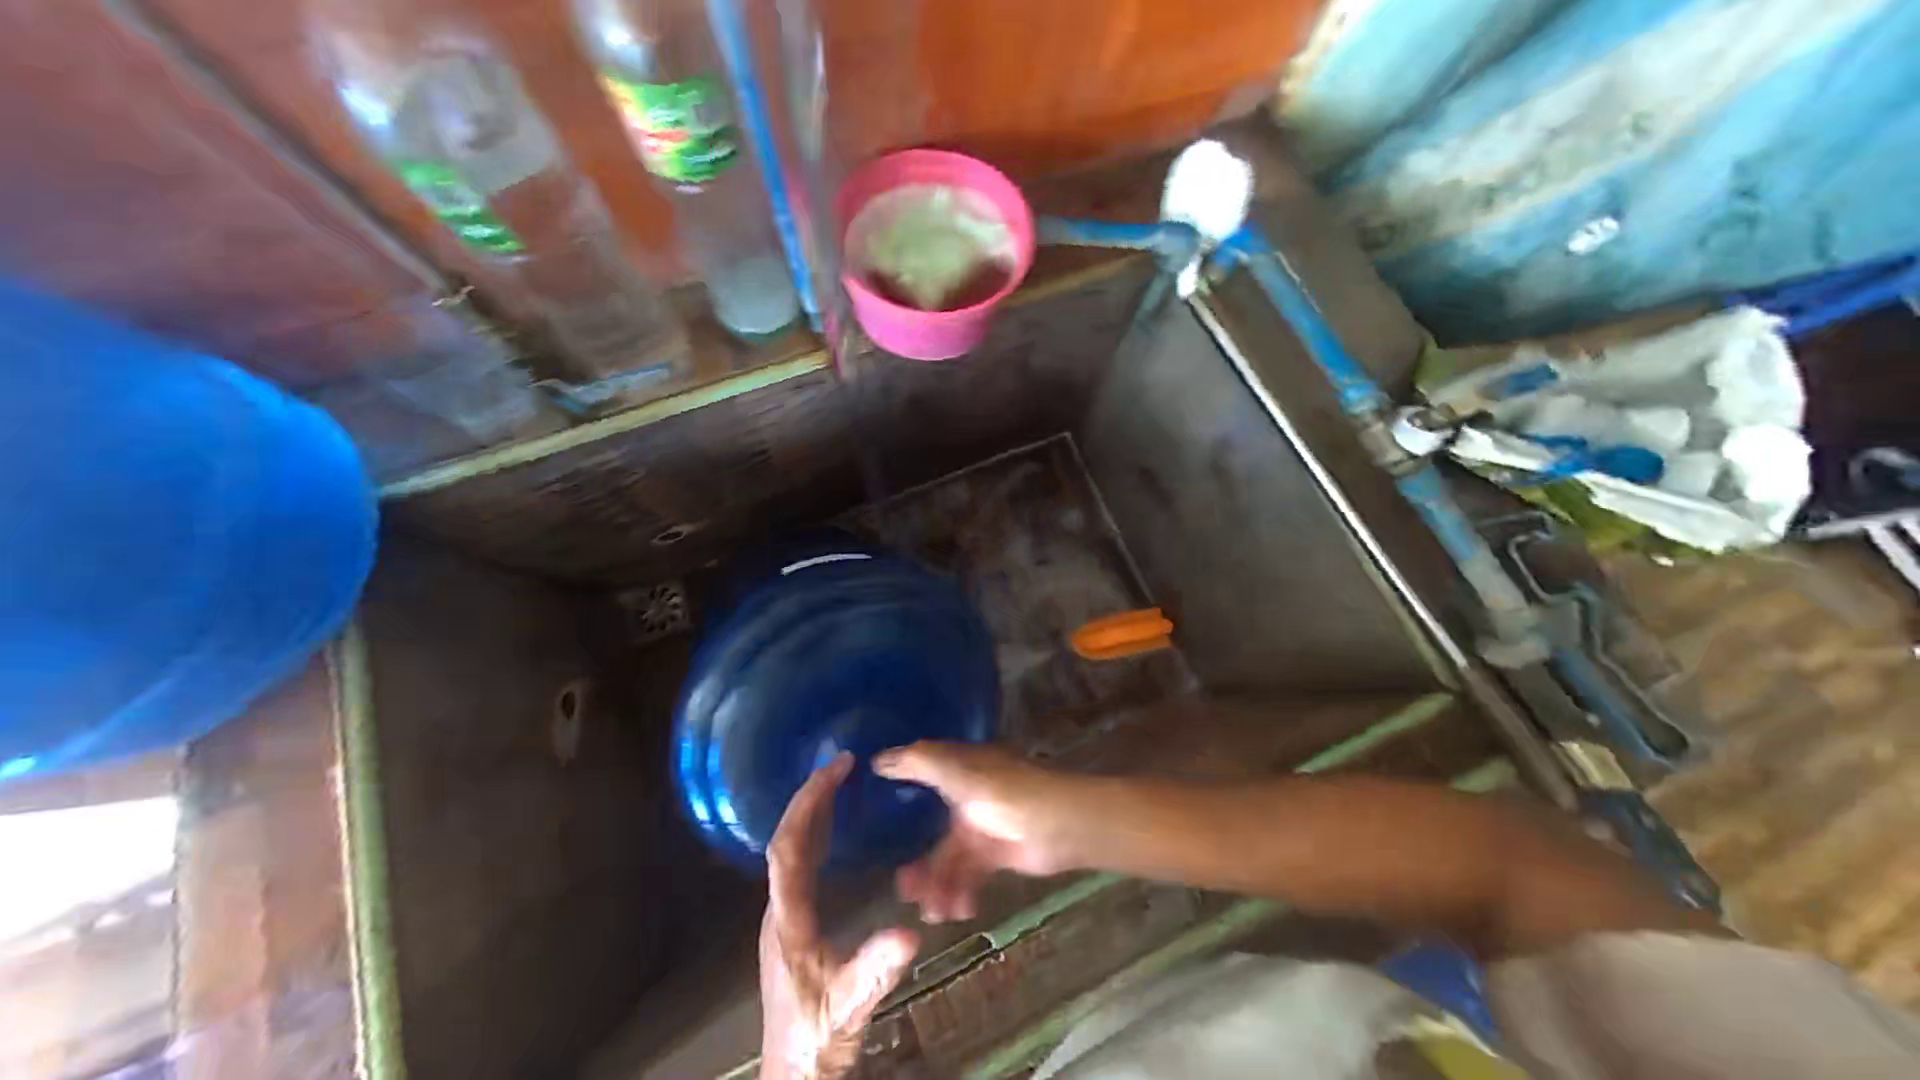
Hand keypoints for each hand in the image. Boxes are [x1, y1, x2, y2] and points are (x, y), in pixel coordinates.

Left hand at [760, 753, 918, 1079]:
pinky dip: (815, 833)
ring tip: (838, 781)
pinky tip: (834, 826)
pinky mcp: (792, 920)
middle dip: (810, 797)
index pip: (787, 850)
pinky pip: (799, 862)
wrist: (796, 1069)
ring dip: (811, 811)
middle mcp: (778, 908)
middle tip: (841, 764)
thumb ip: (876, 968)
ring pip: (789, 849)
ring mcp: (782, 914)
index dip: (807, 807)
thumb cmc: (819, 1037)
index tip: (834, 773)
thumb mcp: (852, 1005)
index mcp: (787, 920)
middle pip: (785, 840)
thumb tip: (911, 929)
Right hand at [873, 742, 1080, 922]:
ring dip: (938, 886)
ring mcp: (981, 829)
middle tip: (902, 889)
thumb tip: (876, 760)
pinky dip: (961, 894)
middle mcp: (966, 798)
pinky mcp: (995, 856)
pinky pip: (969, 878)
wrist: (1059, 825)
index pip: (919, 777)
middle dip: (918, 863)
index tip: (870, 812)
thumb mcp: (956, 772)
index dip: (898, 790)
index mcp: (957, 771)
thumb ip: (917, 764)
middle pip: (932, 833)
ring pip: (949, 862)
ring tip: (930, 911)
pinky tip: (957, 910)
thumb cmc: (1004, 792)